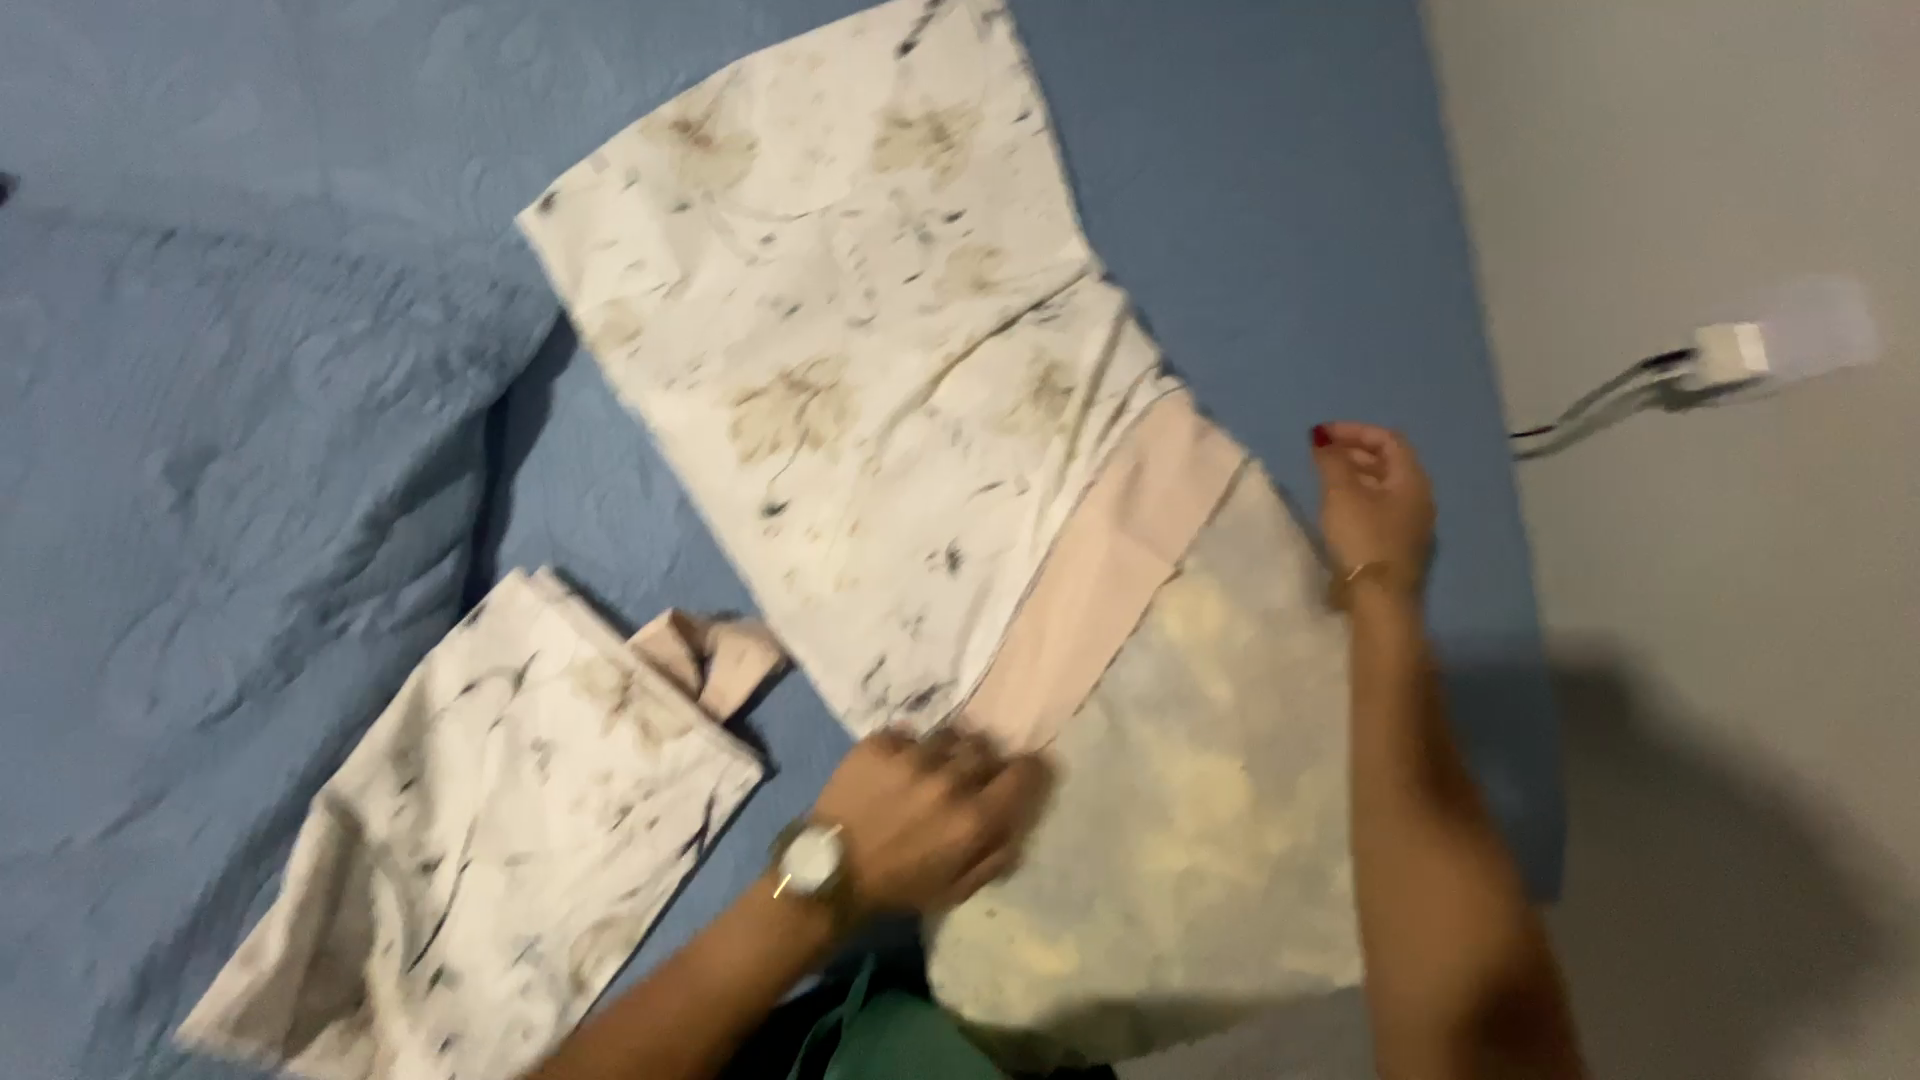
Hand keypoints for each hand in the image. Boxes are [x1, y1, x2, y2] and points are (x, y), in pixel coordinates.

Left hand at [811, 728, 1051, 915]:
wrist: (830, 873)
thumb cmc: (898, 886)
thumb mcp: (957, 889)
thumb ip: (996, 856)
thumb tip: (1018, 823)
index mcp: (973, 819)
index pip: (1025, 772)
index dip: (1028, 770)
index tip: (1020, 773)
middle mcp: (949, 781)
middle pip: (987, 748)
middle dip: (983, 762)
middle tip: (967, 777)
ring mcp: (912, 757)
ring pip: (950, 735)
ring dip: (947, 751)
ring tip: (930, 767)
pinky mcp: (880, 743)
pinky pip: (909, 733)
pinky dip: (908, 748)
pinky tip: (895, 769)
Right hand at [1311, 422, 1435, 592]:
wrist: (1379, 599)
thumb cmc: (1362, 538)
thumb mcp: (1341, 494)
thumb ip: (1331, 462)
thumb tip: (1322, 437)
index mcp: (1412, 480)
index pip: (1388, 440)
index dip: (1355, 431)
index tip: (1322, 435)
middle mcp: (1419, 498)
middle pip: (1389, 462)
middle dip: (1354, 451)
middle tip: (1322, 453)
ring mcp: (1411, 524)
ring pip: (1383, 487)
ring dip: (1355, 475)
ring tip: (1324, 478)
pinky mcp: (1398, 545)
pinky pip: (1380, 508)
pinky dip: (1358, 496)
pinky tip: (1337, 508)